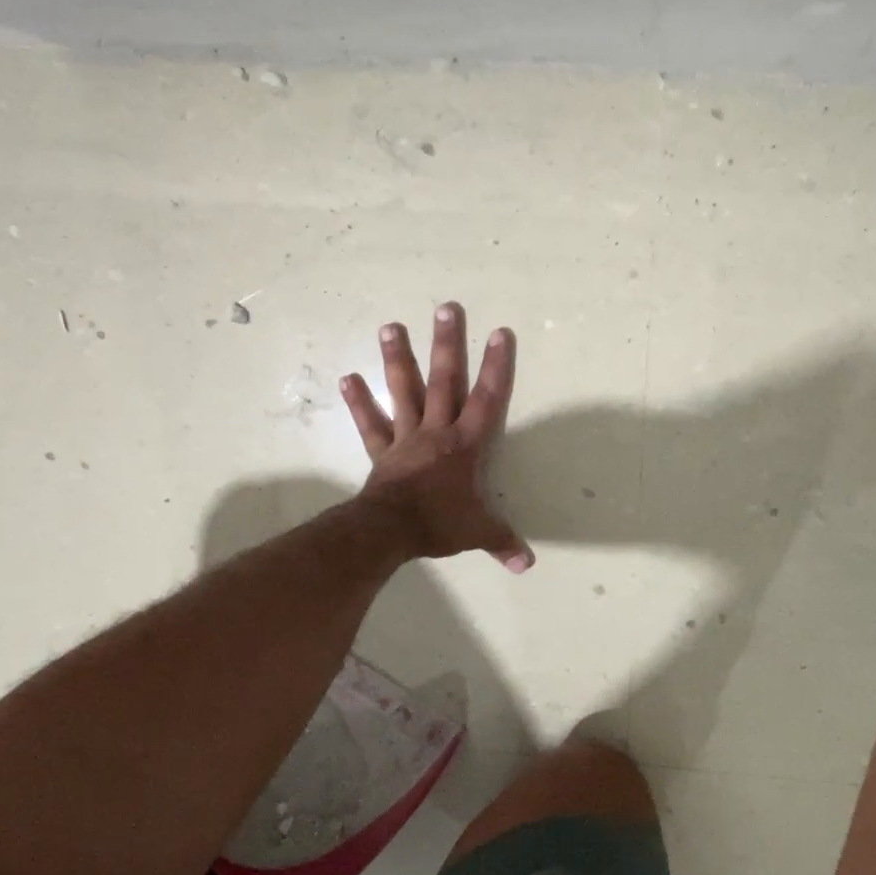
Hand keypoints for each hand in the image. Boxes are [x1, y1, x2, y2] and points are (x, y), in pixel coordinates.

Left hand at [339, 303, 534, 572]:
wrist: (388, 531)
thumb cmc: (438, 524)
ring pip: (404, 392)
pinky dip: (360, 402)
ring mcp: (406, 438)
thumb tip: (527, 565)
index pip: (486, 400)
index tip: (499, 333)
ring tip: (390, 326)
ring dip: (398, 359)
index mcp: (465, 445)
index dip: (495, 367)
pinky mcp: (382, 452)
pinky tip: (348, 378)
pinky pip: (371, 424)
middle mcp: (437, 432)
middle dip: (448, 345)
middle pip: (444, 382)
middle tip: (446, 308)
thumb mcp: (478, 532)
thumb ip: (503, 542)